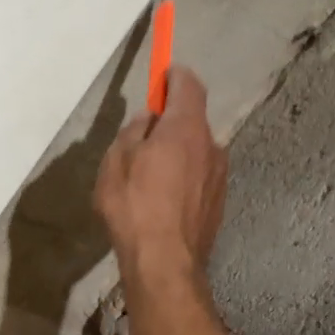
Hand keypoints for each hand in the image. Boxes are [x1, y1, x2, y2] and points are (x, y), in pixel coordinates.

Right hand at [94, 66, 227, 279]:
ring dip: (176, 155)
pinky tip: (160, 202)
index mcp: (185, 128)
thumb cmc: (133, 206)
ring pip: (195, 153)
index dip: (176, 76)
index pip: (188, 86)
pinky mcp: (218, 202)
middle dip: (170, 123)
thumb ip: (132, 134)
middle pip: (191, 122)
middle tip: (142, 138)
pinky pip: (197, 179)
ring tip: (147, 179)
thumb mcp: (116, 163)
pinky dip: (181, 180)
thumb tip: (147, 120)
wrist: (164, 261)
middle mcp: (211, 145)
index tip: (164, 74)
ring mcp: (219, 175)